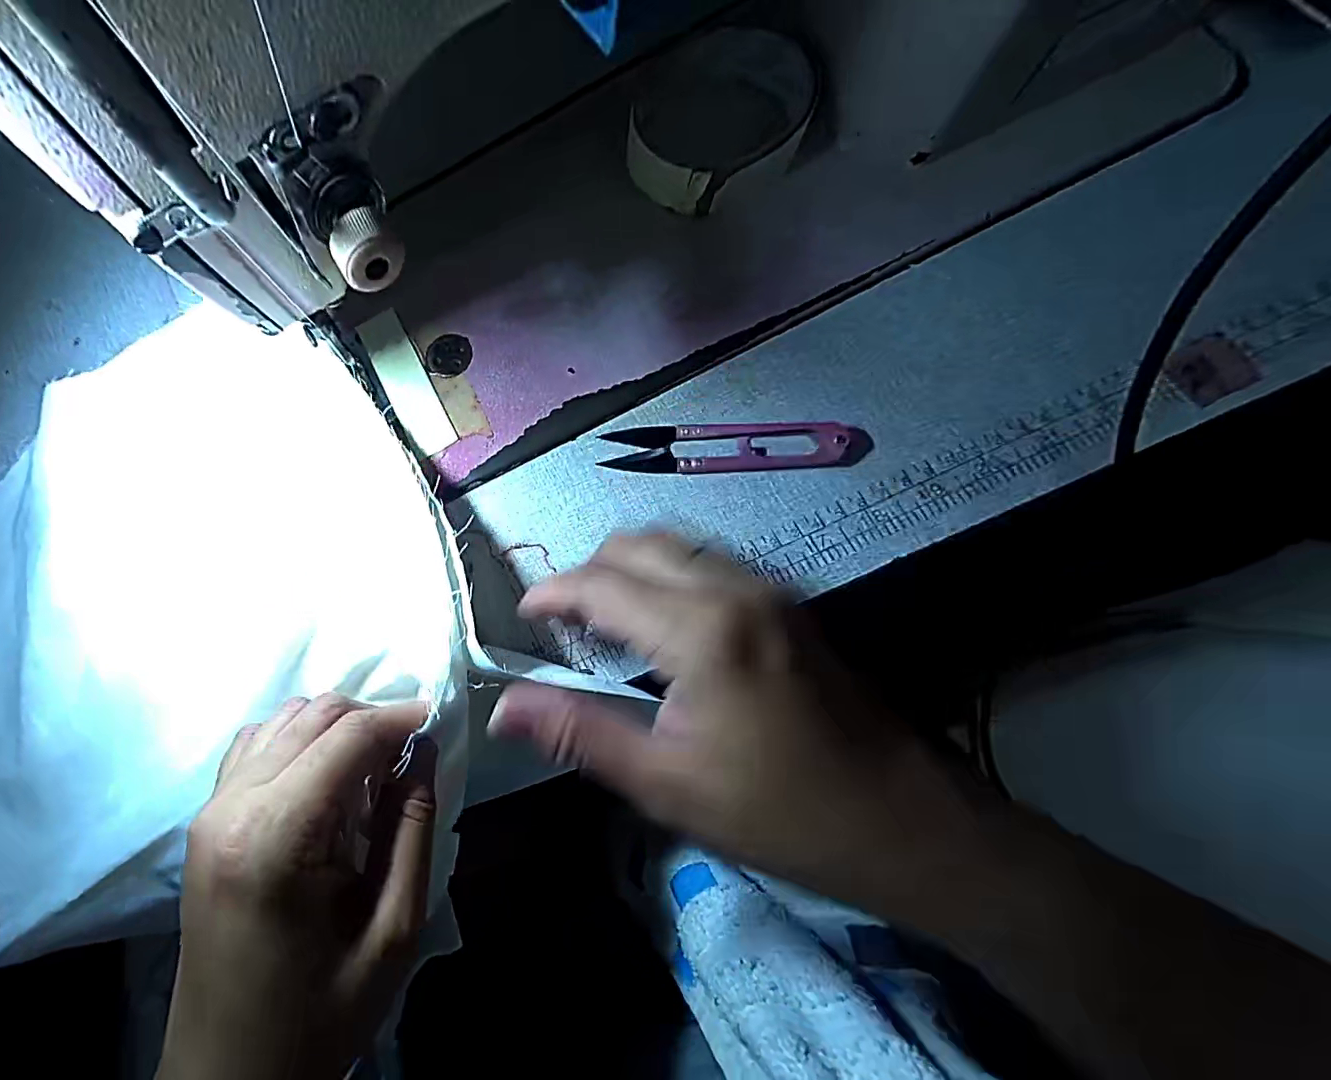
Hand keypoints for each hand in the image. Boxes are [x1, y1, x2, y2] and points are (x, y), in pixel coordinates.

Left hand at [159, 694, 436, 1079]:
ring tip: (372, 765)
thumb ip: (410, 829)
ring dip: (334, 727)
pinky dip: (296, 740)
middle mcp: (232, 804)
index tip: (437, 717)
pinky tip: (323, 776)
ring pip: (282, 720)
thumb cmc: (317, 1014)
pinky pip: (254, 745)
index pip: (346, 737)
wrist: (228, 1068)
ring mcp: (210, 807)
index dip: (398, 718)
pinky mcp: (205, 818)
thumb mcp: (390, 932)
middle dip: (369, 718)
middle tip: (411, 748)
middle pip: (312, 716)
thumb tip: (421, 752)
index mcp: (275, 835)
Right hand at [488, 531, 977, 909]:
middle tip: (563, 626)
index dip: (550, 594)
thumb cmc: (780, 812)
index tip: (523, 618)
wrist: (912, 828)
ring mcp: (768, 589)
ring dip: (624, 570)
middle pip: (632, 544)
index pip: (599, 584)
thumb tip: (503, 709)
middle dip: (585, 574)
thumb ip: (577, 732)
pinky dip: (661, 574)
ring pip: (670, 545)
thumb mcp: (664, 782)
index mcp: (700, 631)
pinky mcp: (787, 601)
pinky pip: (703, 560)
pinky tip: (659, 627)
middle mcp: (733, 589)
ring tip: (604, 623)